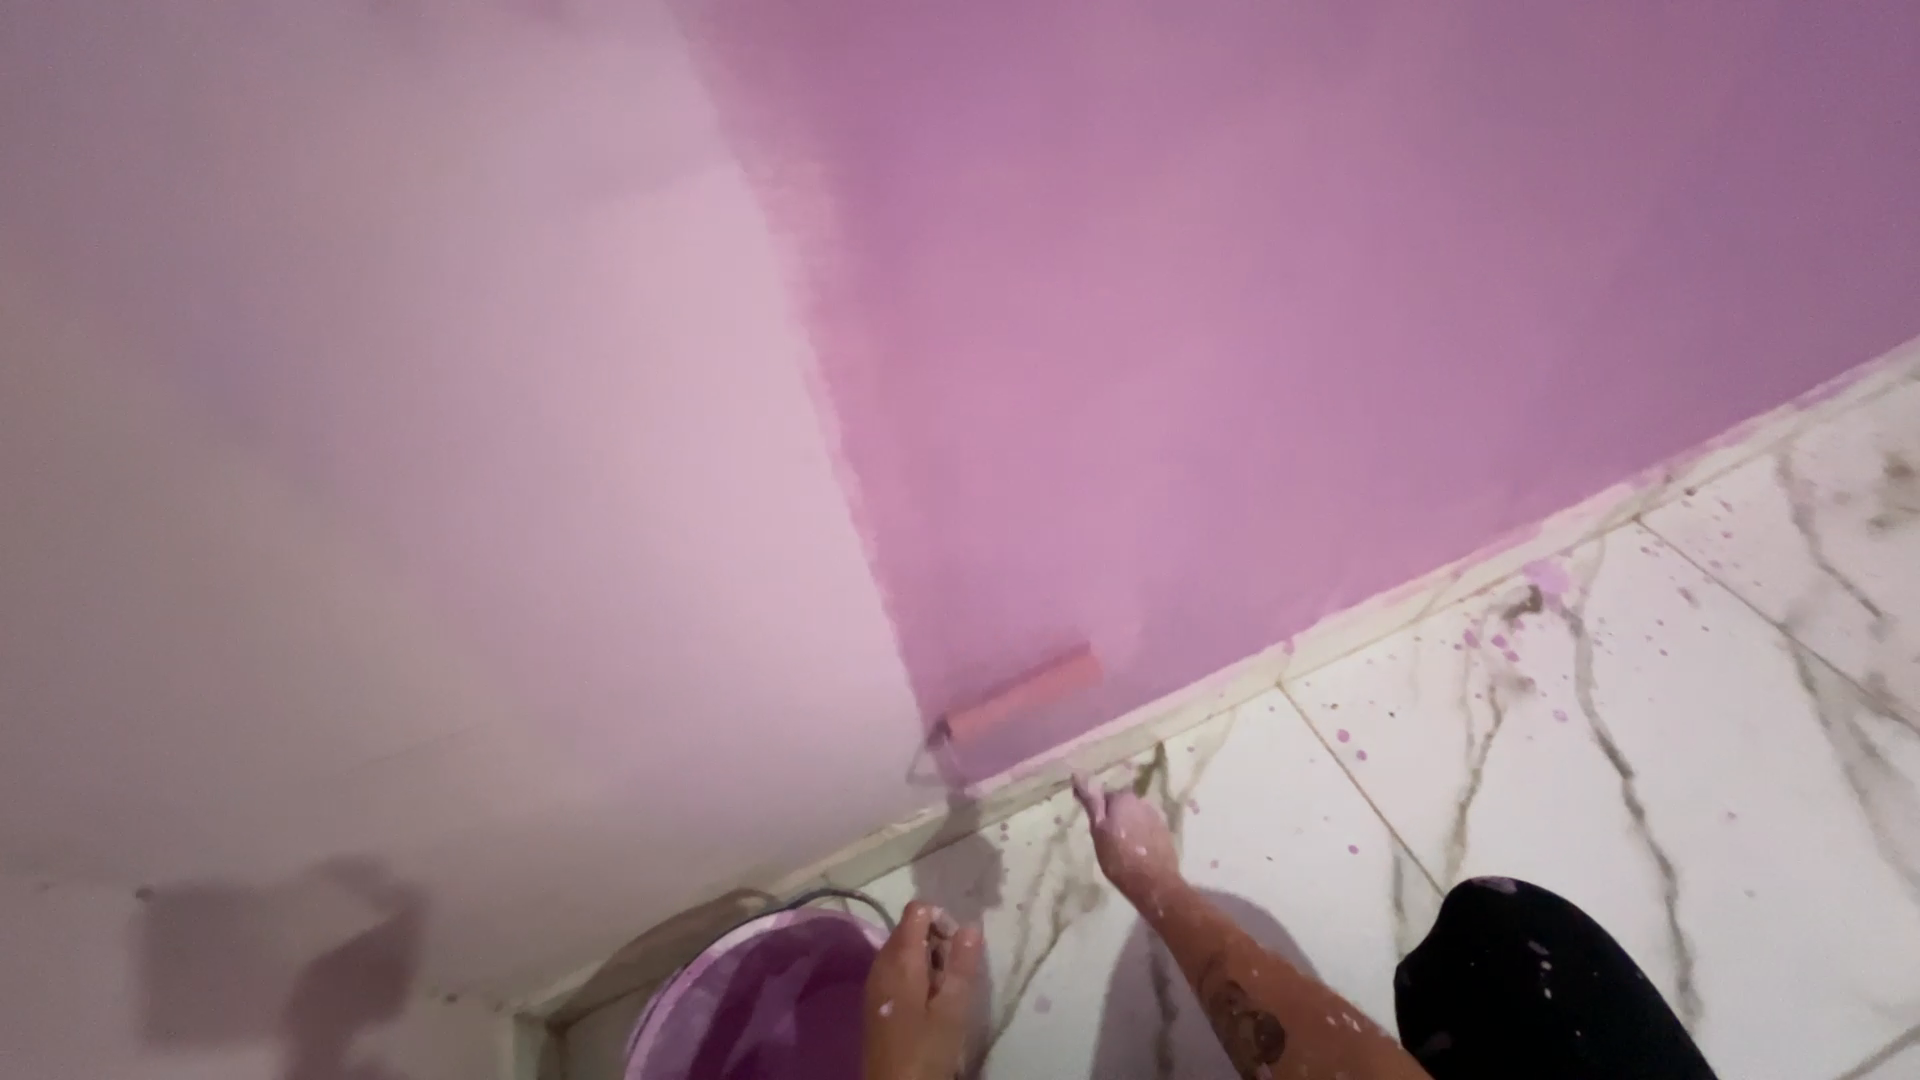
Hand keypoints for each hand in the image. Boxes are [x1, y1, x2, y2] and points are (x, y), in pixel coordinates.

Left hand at [864, 901, 983, 1079]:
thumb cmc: (924, 1051)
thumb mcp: (952, 1010)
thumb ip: (962, 964)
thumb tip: (971, 924)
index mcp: (899, 957)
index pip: (916, 909)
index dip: (940, 917)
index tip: (958, 945)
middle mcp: (882, 960)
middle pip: (909, 928)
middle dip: (936, 940)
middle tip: (955, 973)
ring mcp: (875, 980)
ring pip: (903, 949)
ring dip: (927, 959)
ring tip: (945, 990)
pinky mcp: (875, 999)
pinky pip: (896, 969)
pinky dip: (915, 974)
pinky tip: (928, 1003)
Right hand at [1072, 771, 1181, 906]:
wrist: (1154, 884)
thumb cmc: (1119, 858)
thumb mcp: (1098, 830)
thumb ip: (1091, 801)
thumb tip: (1077, 773)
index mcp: (1123, 797)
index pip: (1104, 797)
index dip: (1098, 813)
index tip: (1095, 829)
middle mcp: (1141, 801)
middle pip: (1121, 805)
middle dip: (1114, 818)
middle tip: (1107, 840)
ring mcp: (1156, 816)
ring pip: (1134, 816)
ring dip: (1128, 826)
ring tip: (1122, 848)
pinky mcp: (1165, 832)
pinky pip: (1147, 828)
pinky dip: (1140, 835)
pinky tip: (1137, 851)